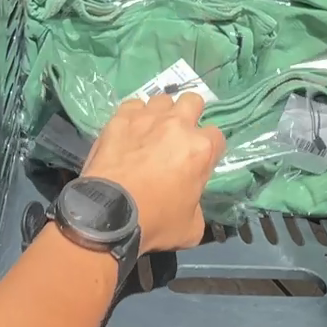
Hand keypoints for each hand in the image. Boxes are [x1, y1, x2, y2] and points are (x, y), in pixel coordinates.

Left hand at [81, 92, 225, 252]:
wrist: (109, 215)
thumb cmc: (155, 222)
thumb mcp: (191, 227)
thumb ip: (197, 204)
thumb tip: (189, 199)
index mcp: (201, 149)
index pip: (217, 137)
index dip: (210, 149)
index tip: (200, 161)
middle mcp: (177, 125)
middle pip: (193, 101)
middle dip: (191, 115)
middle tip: (179, 136)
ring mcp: (147, 118)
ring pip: (162, 99)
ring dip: (161, 114)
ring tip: (152, 131)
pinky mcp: (121, 118)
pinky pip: (133, 105)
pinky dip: (134, 116)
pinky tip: (129, 131)